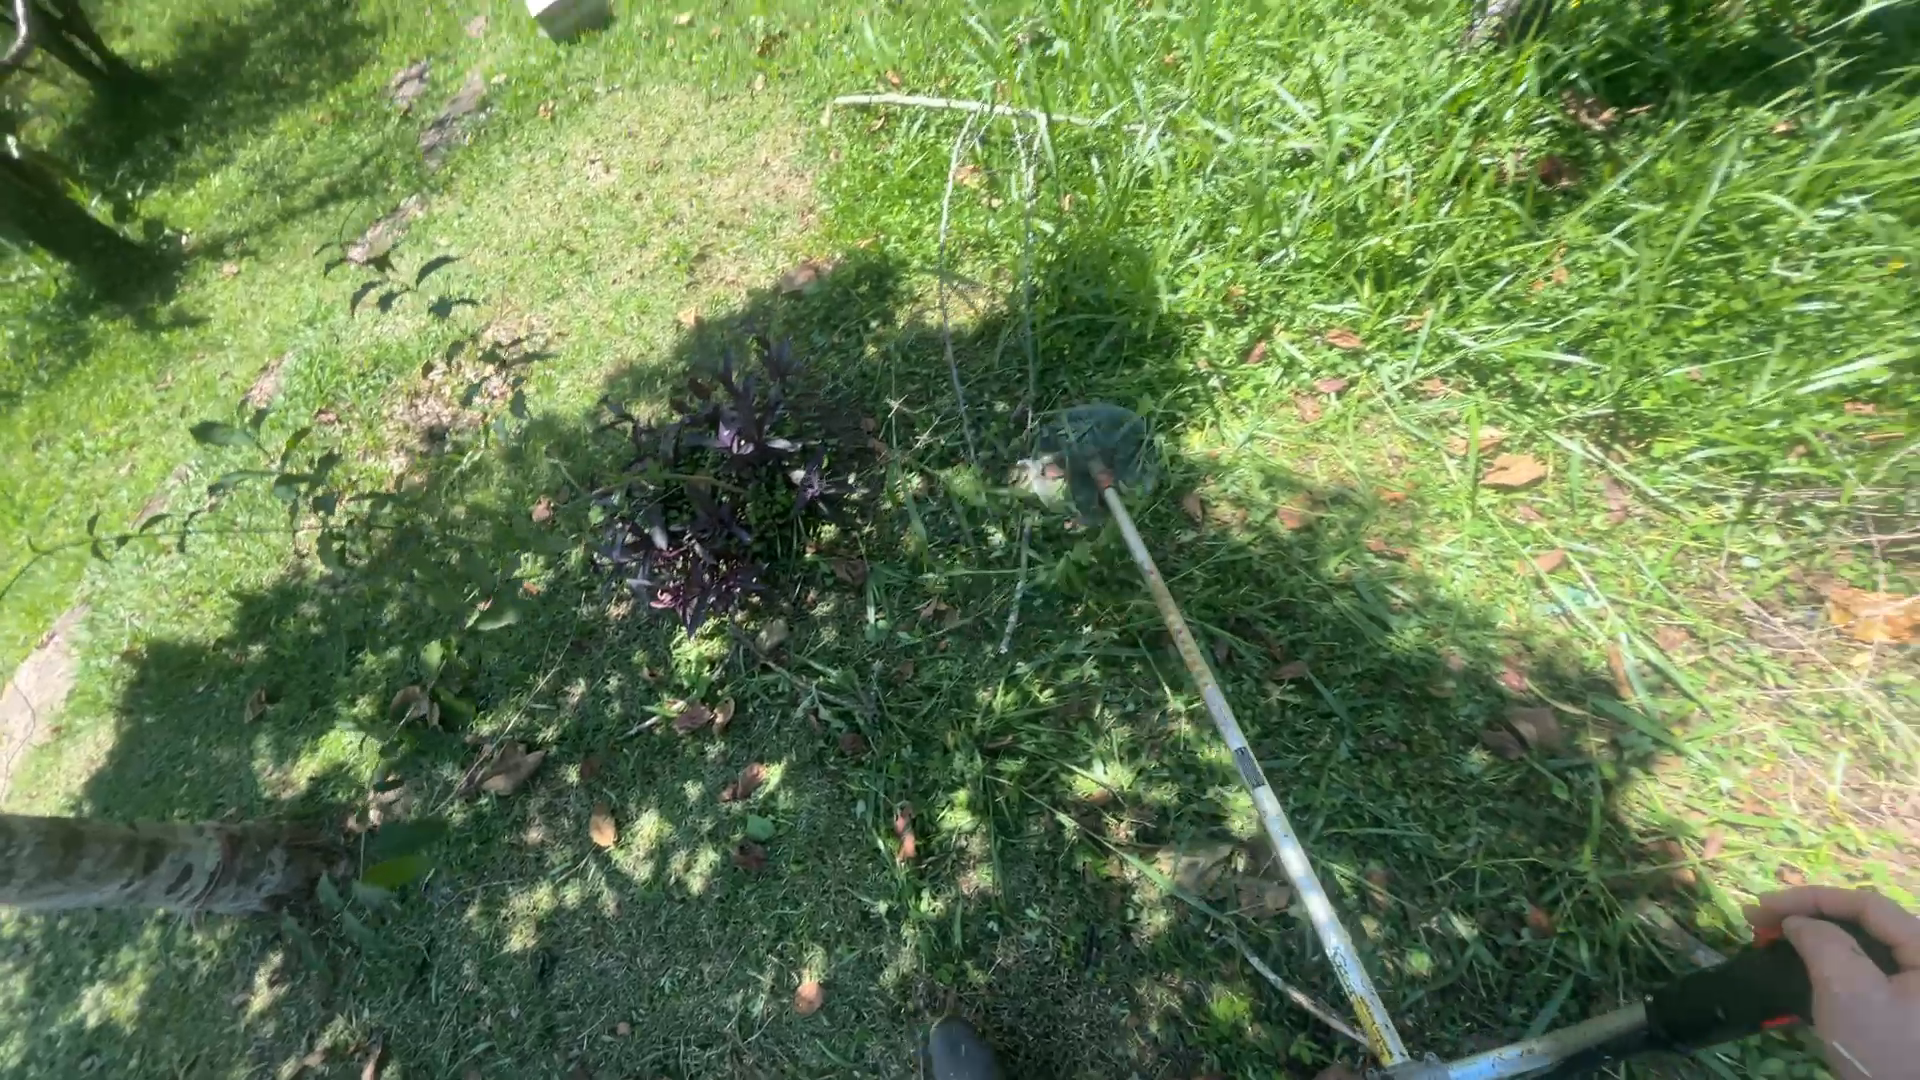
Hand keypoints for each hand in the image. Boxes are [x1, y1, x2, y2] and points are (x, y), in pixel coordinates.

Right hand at [1746, 886, 1919, 1079]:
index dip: (1810, 897)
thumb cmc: (1889, 1051)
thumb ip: (1823, 941)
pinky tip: (1808, 964)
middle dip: (1811, 914)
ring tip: (1776, 938)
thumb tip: (1799, 921)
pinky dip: (1837, 958)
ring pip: (1872, 945)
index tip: (1761, 907)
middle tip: (1761, 921)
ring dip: (1819, 935)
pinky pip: (1878, 969)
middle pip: (1872, 922)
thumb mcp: (1848, 991)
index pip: (1869, 905)